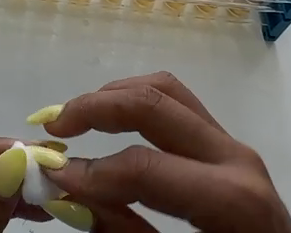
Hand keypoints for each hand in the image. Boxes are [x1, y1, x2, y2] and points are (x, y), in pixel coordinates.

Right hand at [33, 72, 290, 232]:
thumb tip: (70, 194)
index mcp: (234, 201)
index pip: (148, 168)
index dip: (94, 172)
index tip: (52, 176)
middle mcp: (238, 160)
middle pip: (156, 104)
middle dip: (96, 108)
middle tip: (53, 125)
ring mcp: (235, 148)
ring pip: (166, 89)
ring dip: (115, 96)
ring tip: (77, 117)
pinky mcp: (227, 148)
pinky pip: (178, 104)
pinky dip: (136, 101)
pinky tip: (111, 120)